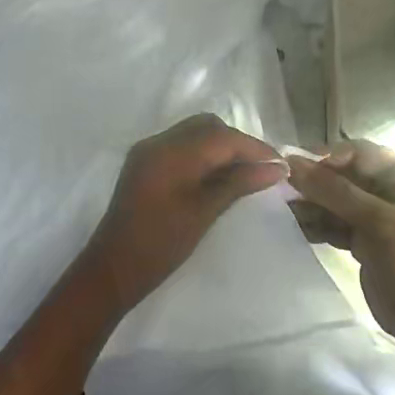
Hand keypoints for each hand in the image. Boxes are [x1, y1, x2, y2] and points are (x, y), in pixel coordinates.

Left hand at [81, 114, 285, 308]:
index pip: (222, 136)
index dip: (254, 147)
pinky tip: (217, 177)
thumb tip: (276, 167)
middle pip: (207, 127)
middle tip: (262, 169)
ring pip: (192, 134)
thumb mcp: (204, 212)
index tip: (281, 165)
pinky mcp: (143, 165)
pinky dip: (201, 155)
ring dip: (219, 147)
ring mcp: (147, 152)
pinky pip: (178, 147)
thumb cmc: (161, 244)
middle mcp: (157, 143)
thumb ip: (238, 183)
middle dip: (237, 143)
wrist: (113, 268)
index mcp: (171, 152)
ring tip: (244, 174)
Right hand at [285, 141, 394, 333]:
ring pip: (338, 203)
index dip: (325, 158)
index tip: (289, 169)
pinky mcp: (369, 244)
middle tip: (277, 191)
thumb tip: (291, 163)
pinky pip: (337, 226)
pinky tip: (293, 227)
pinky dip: (317, 226)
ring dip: (311, 205)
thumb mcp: (379, 222)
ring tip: (281, 211)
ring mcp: (382, 220)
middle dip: (314, 183)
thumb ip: (334, 191)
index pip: (360, 154)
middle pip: (346, 178)